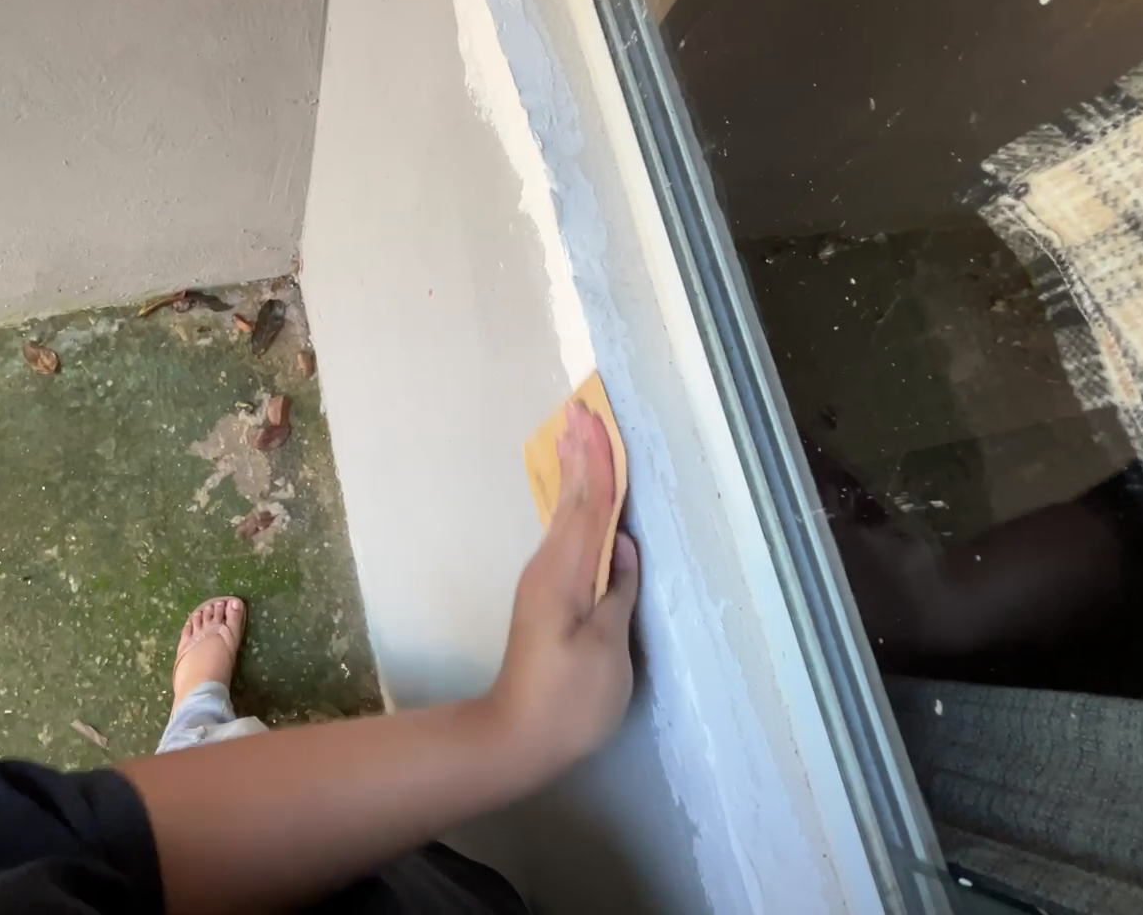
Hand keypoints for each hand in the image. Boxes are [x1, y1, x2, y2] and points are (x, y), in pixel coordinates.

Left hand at [485, 402, 639, 776]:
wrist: (518, 734)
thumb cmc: (569, 699)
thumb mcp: (605, 650)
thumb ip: (617, 590)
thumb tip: (623, 542)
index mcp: (566, 573)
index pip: (590, 506)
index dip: (596, 462)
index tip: (593, 420)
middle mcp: (550, 565)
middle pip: (571, 498)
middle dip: (578, 452)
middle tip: (578, 408)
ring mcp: (544, 577)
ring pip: (564, 512)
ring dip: (572, 471)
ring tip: (574, 433)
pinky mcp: (546, 592)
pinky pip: (564, 533)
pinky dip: (571, 503)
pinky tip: (573, 494)